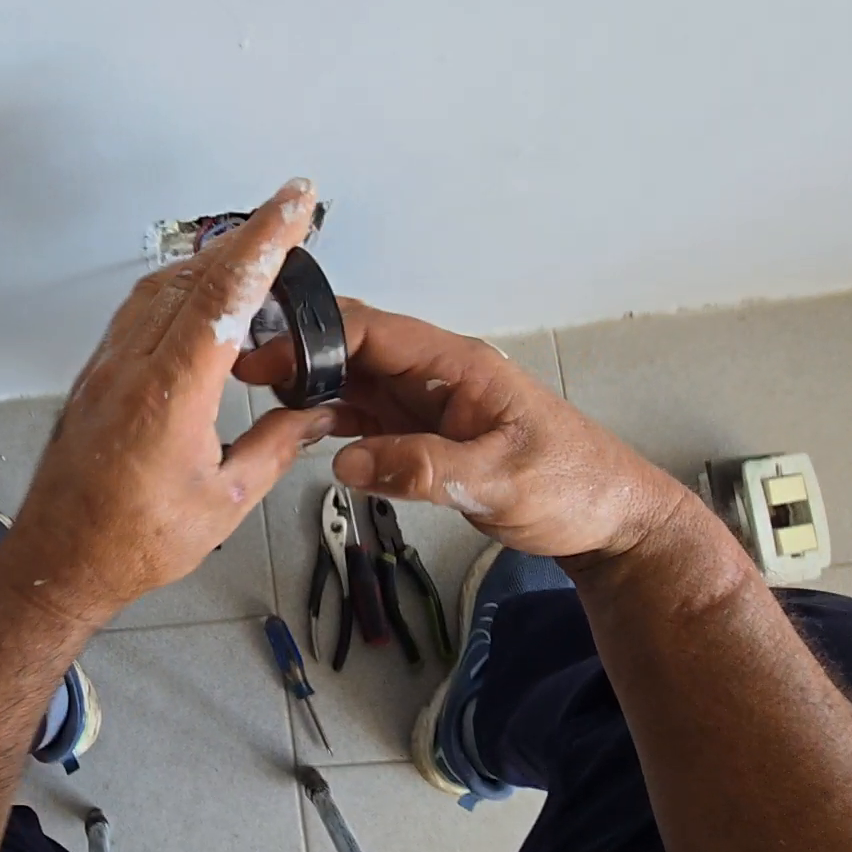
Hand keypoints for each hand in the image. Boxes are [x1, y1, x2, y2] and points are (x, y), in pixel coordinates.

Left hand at [0, 179, 336, 621]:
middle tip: (285, 223)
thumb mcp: (223, 502)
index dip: (265, 243)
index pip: (223, 297)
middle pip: (189, 278)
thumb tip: (312, 418)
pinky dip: (173, 293)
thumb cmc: (128, 541)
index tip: (292, 205)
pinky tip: (195, 306)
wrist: (60, 560)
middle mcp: (130, 370)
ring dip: (206, 265)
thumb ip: (274, 448)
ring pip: (156, 289)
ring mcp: (105, 370)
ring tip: (248, 265)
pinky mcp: (93, 378)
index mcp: (168, 397)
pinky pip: (135, 314)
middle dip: (244, 241)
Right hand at [233, 300, 685, 559]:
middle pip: (353, 346)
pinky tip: (298, 428)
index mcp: (455, 364)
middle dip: (299, 354)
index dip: (315, 337)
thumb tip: (345, 462)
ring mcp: (422, 400)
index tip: (265, 358)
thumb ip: (422, 468)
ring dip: (308, 384)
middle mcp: (432, 373)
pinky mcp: (417, 429)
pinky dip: (327, 416)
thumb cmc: (571, 487)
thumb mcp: (501, 480)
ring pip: (351, 377)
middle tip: (244, 375)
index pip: (373, 331)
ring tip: (260, 400)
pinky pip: (361, 412)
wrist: (608, 520)